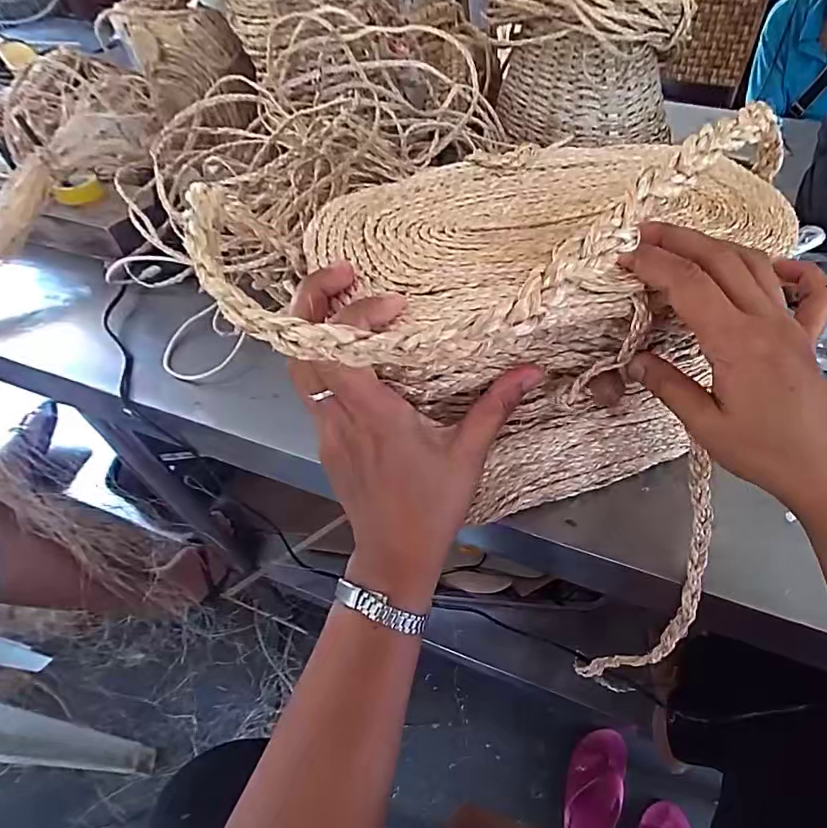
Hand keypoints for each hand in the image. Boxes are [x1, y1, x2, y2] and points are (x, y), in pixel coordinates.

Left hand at [288, 265, 542, 610]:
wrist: (393, 555)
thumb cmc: (431, 508)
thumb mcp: (468, 455)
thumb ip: (495, 407)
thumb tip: (530, 370)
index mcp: (373, 416)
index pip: (341, 348)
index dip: (359, 314)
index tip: (397, 306)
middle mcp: (339, 417)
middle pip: (298, 346)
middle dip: (313, 299)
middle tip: (344, 272)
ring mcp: (325, 429)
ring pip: (296, 365)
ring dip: (311, 325)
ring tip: (340, 298)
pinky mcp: (325, 440)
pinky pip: (310, 385)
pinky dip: (321, 354)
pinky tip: (351, 349)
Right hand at [619, 223, 826, 518]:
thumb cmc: (766, 453)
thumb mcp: (706, 426)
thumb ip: (670, 387)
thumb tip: (638, 361)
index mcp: (735, 342)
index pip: (688, 285)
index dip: (654, 264)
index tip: (625, 258)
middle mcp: (765, 322)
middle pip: (721, 260)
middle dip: (680, 239)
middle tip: (646, 231)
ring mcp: (791, 325)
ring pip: (756, 265)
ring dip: (719, 246)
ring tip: (688, 241)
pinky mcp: (808, 338)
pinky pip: (811, 292)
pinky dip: (795, 270)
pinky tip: (776, 267)